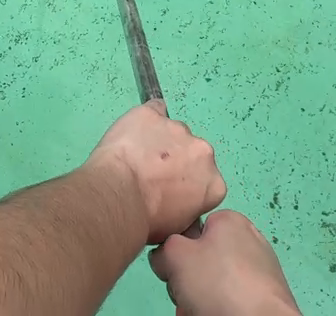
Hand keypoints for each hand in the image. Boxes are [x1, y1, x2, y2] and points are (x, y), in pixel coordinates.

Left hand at [84, 100, 225, 242]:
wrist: (120, 195)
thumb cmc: (149, 219)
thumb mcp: (178, 227)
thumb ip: (189, 208)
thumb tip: (181, 205)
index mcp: (214, 183)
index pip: (205, 180)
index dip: (187, 185)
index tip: (171, 191)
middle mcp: (203, 152)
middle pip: (191, 152)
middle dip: (176, 160)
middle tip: (152, 173)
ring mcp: (176, 127)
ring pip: (171, 131)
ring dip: (159, 140)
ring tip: (136, 156)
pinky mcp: (150, 112)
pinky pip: (153, 109)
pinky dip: (145, 119)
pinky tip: (133, 130)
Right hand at [149, 210, 301, 315]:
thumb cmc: (218, 283)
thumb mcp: (174, 254)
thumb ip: (162, 247)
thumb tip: (164, 260)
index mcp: (230, 221)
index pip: (191, 228)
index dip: (178, 248)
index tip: (175, 265)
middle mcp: (249, 243)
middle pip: (202, 261)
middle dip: (187, 281)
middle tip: (185, 294)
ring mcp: (261, 276)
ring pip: (214, 286)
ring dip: (198, 300)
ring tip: (197, 312)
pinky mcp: (267, 304)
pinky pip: (230, 303)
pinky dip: (218, 310)